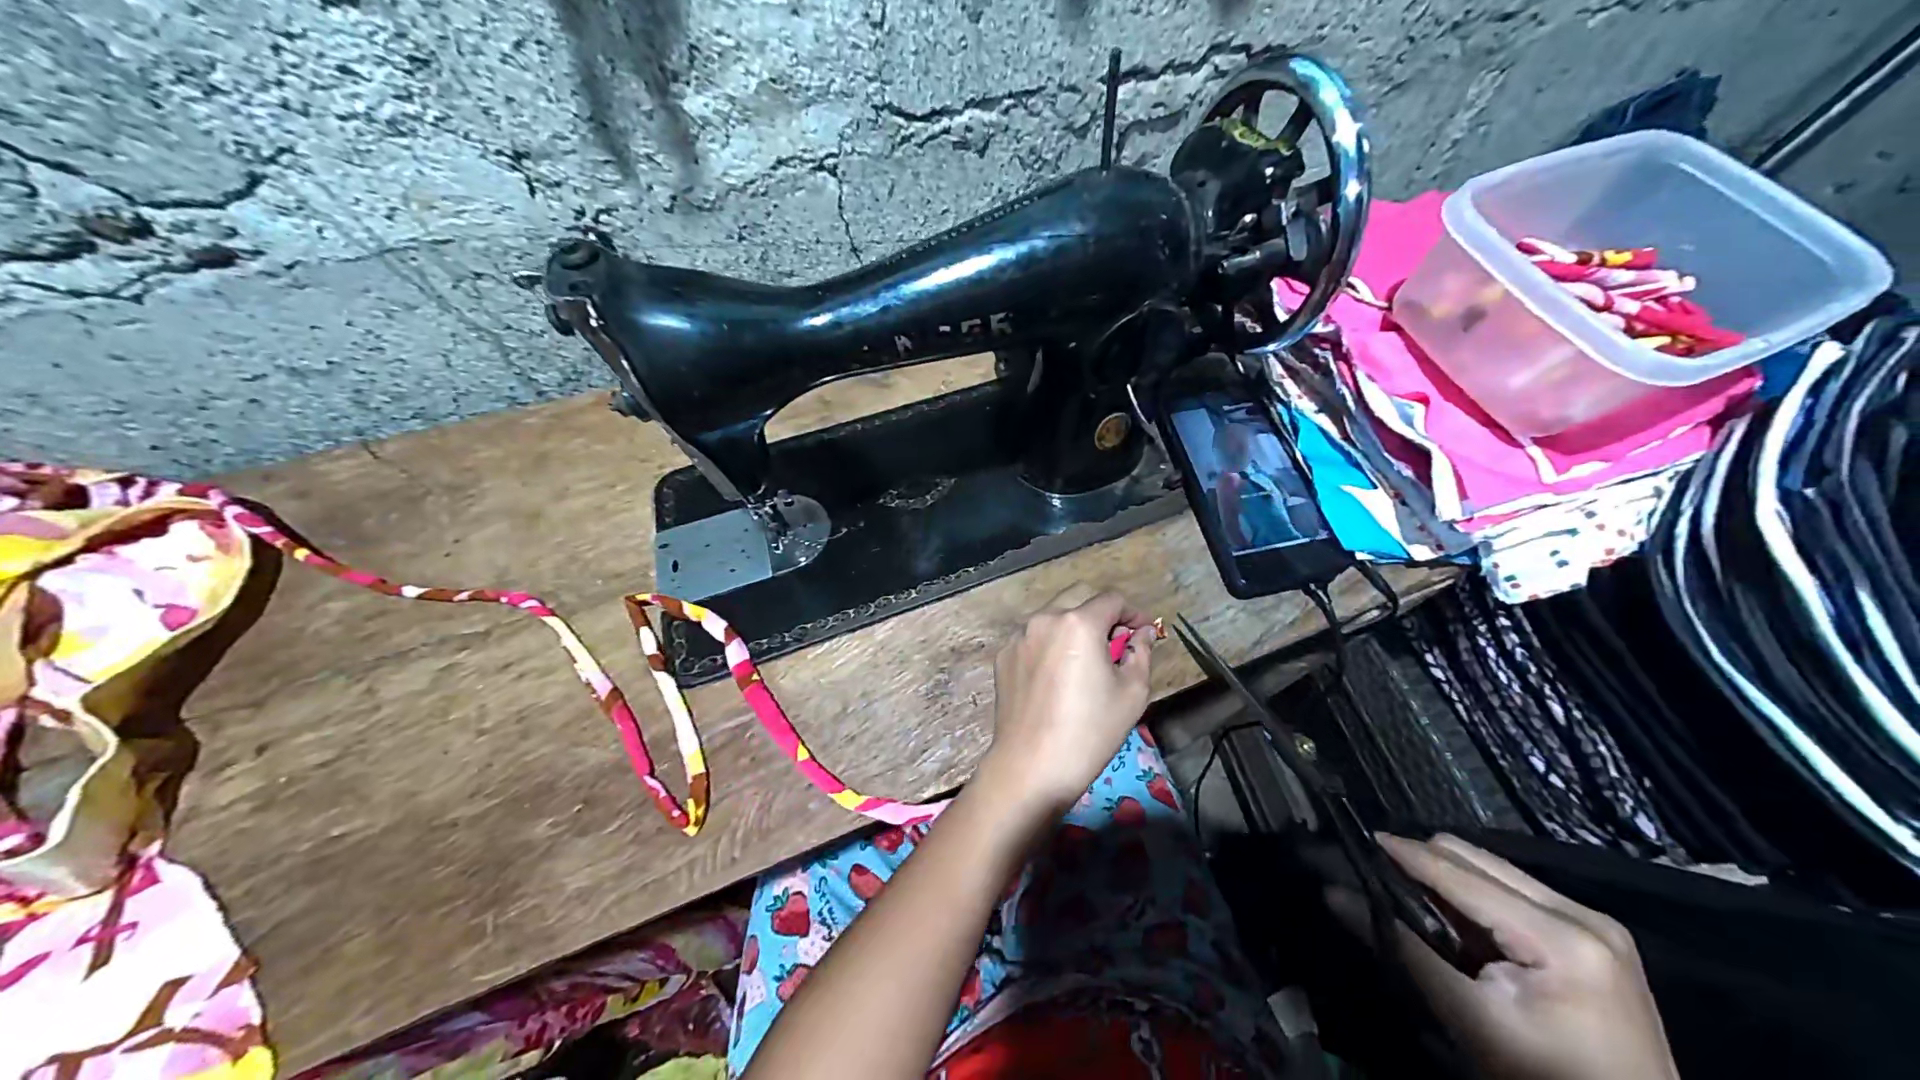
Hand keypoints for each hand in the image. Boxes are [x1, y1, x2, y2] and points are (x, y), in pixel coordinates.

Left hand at [976, 584, 1153, 814]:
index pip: (1112, 600)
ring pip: (1053, 617)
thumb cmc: (1091, 731)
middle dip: (1101, 613)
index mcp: (1079, 623)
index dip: (1133, 613)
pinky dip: (1050, 646)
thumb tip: (1142, 633)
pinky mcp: (1004, 656)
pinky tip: (1057, 678)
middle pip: (1079, 598)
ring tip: (1085, 662)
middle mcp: (1044, 620)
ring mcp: (1019, 637)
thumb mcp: (1132, 692)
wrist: (1032, 765)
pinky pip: (1033, 639)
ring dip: (1073, 628)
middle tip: (1115, 643)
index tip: (1142, 633)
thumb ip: (1140, 652)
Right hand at [1375, 834, 1678, 1079]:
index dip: (1404, 853)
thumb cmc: (1545, 1079)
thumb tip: (1335, 895)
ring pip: (1495, 869)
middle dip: (1423, 861)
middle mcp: (1584, 914)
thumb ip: (1402, 949)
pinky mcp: (1597, 937)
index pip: (1460, 873)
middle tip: (1377, 873)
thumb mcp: (1469, 1019)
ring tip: (1408, 895)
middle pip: (1478, 858)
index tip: (1357, 839)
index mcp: (1562, 936)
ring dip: (1447, 876)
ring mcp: (1596, 923)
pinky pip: (1516, 892)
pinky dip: (1475, 896)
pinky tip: (1453, 918)